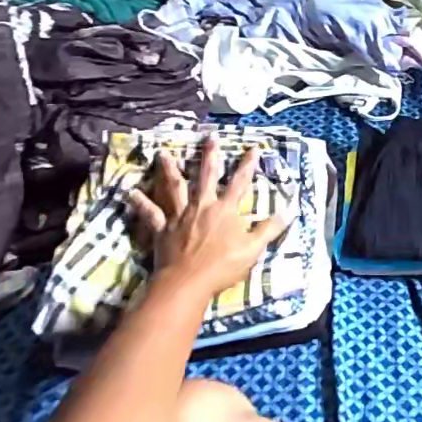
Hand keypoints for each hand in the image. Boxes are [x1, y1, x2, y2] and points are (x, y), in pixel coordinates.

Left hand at [128, 140, 291, 298]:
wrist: (187, 283)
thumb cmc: (222, 266)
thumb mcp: (253, 249)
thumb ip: (269, 229)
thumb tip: (289, 211)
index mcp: (226, 209)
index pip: (240, 182)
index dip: (247, 165)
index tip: (252, 148)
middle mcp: (203, 206)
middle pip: (206, 176)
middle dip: (209, 156)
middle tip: (209, 138)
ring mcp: (181, 216)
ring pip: (175, 188)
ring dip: (170, 170)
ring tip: (163, 154)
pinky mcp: (163, 229)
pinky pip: (151, 214)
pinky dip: (142, 203)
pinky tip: (131, 192)